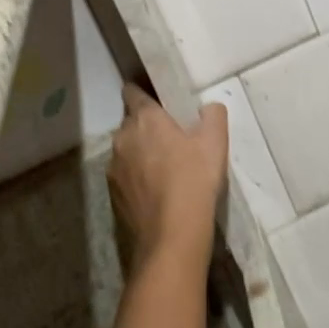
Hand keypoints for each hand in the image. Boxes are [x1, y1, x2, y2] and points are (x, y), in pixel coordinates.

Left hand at [108, 84, 228, 269]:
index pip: (132, 92)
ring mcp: (113, 170)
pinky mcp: (113, 196)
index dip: (142, 91)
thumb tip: (207, 108)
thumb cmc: (194, 179)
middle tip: (170, 132)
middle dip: (145, 124)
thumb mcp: (215, 140)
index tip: (157, 97)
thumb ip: (212, 114)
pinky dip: (137, 176)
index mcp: (144, 119)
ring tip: (164, 164)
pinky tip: (157, 189)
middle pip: (130, 122)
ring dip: (140, 151)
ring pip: (126, 150)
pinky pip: (125, 175)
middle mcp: (122, 139)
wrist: (172, 236)